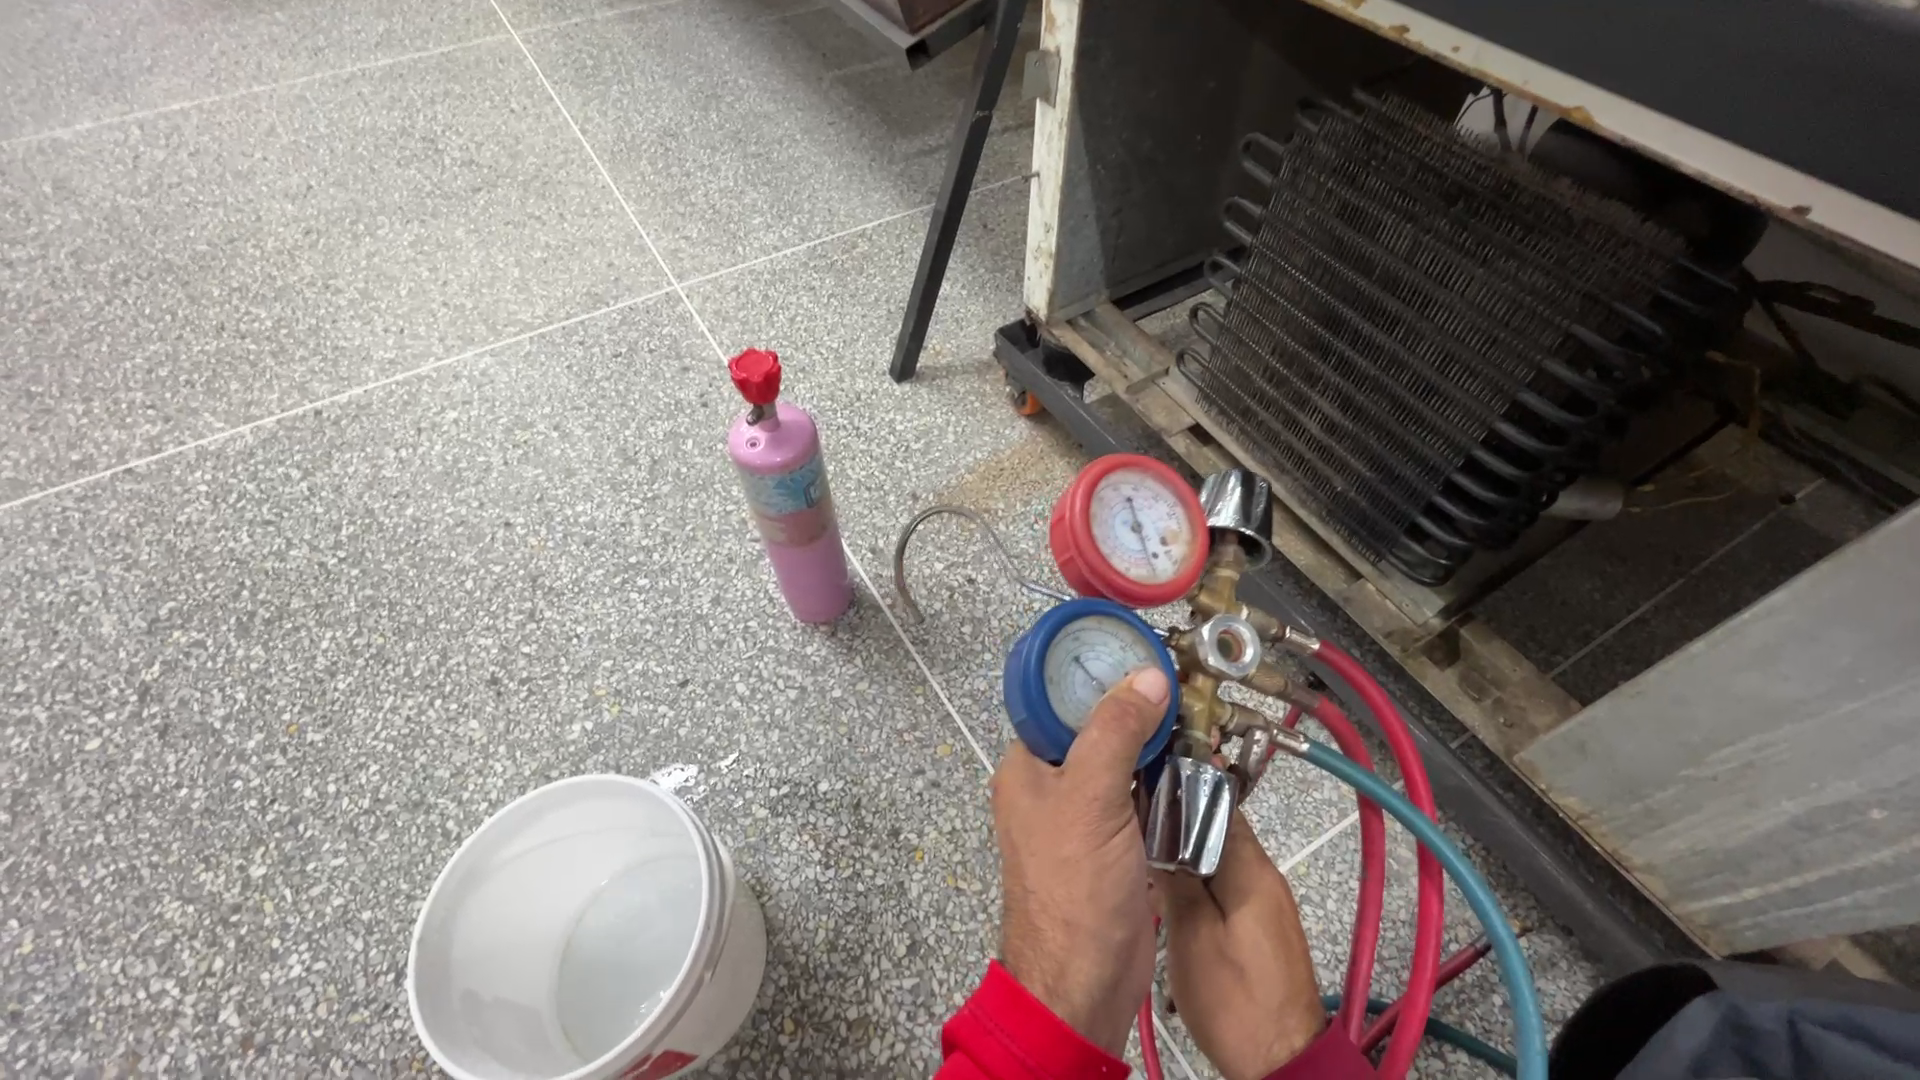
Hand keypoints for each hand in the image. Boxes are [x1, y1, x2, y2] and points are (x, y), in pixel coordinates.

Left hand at [992, 667, 1168, 1055]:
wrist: (1084, 984)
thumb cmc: (1075, 889)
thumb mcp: (1091, 798)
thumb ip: (1115, 732)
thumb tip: (1148, 675)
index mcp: (1027, 765)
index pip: (1055, 698)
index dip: (1095, 673)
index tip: (1140, 654)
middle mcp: (1050, 783)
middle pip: (1092, 726)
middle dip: (1134, 707)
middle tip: (1179, 685)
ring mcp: (1082, 813)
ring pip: (1119, 759)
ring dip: (1153, 742)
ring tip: (1195, 715)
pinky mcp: (1113, 839)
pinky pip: (1138, 793)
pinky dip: (1163, 777)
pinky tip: (1194, 762)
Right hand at [1158, 810, 1325, 1079]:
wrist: (1282, 1063)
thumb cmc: (1232, 996)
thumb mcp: (1191, 932)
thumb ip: (1175, 875)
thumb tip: (1159, 826)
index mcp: (1250, 866)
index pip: (1217, 801)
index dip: (1180, 786)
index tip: (1143, 781)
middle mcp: (1263, 874)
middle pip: (1215, 827)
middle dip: (1174, 822)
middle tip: (1131, 824)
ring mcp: (1265, 901)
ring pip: (1216, 858)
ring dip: (1181, 854)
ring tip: (1139, 857)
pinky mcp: (1261, 925)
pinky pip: (1223, 884)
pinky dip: (1195, 881)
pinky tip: (1165, 895)